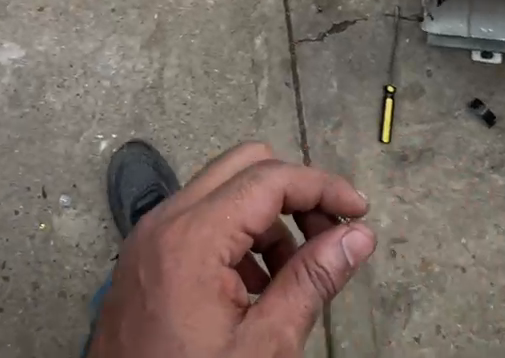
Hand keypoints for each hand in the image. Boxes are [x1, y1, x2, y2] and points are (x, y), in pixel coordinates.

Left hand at [87, 142, 376, 357]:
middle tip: (327, 237)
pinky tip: (256, 287)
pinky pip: (200, 217)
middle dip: (294, 192)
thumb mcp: (263, 347)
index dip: (322, 188)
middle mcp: (166, 218)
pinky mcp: (145, 254)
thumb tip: (359, 236)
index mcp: (193, 236)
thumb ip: (312, 282)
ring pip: (223, 188)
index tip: (359, 212)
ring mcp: (150, 234)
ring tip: (294, 275)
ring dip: (268, 216)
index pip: (270, 178)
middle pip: (245, 165)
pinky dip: (237, 233)